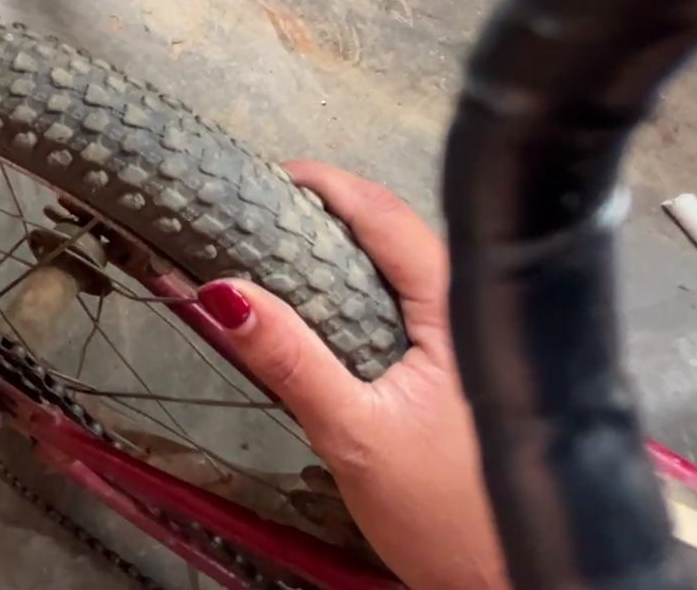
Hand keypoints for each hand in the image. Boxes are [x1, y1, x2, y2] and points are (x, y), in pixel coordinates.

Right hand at [195, 161, 508, 589]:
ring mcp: (477, 342)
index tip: (271, 176)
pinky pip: (406, 301)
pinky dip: (358, 283)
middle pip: (398, 233)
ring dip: (343, 246)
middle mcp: (476, 314)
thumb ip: (289, 361)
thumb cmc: (453, 519)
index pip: (390, 218)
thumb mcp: (354, 437)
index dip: (330, 185)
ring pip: (403, 266)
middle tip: (264, 211)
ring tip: (282, 245)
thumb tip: (219, 291)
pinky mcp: (467, 370)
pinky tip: (324, 301)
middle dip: (330, 210)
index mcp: (461, 314)